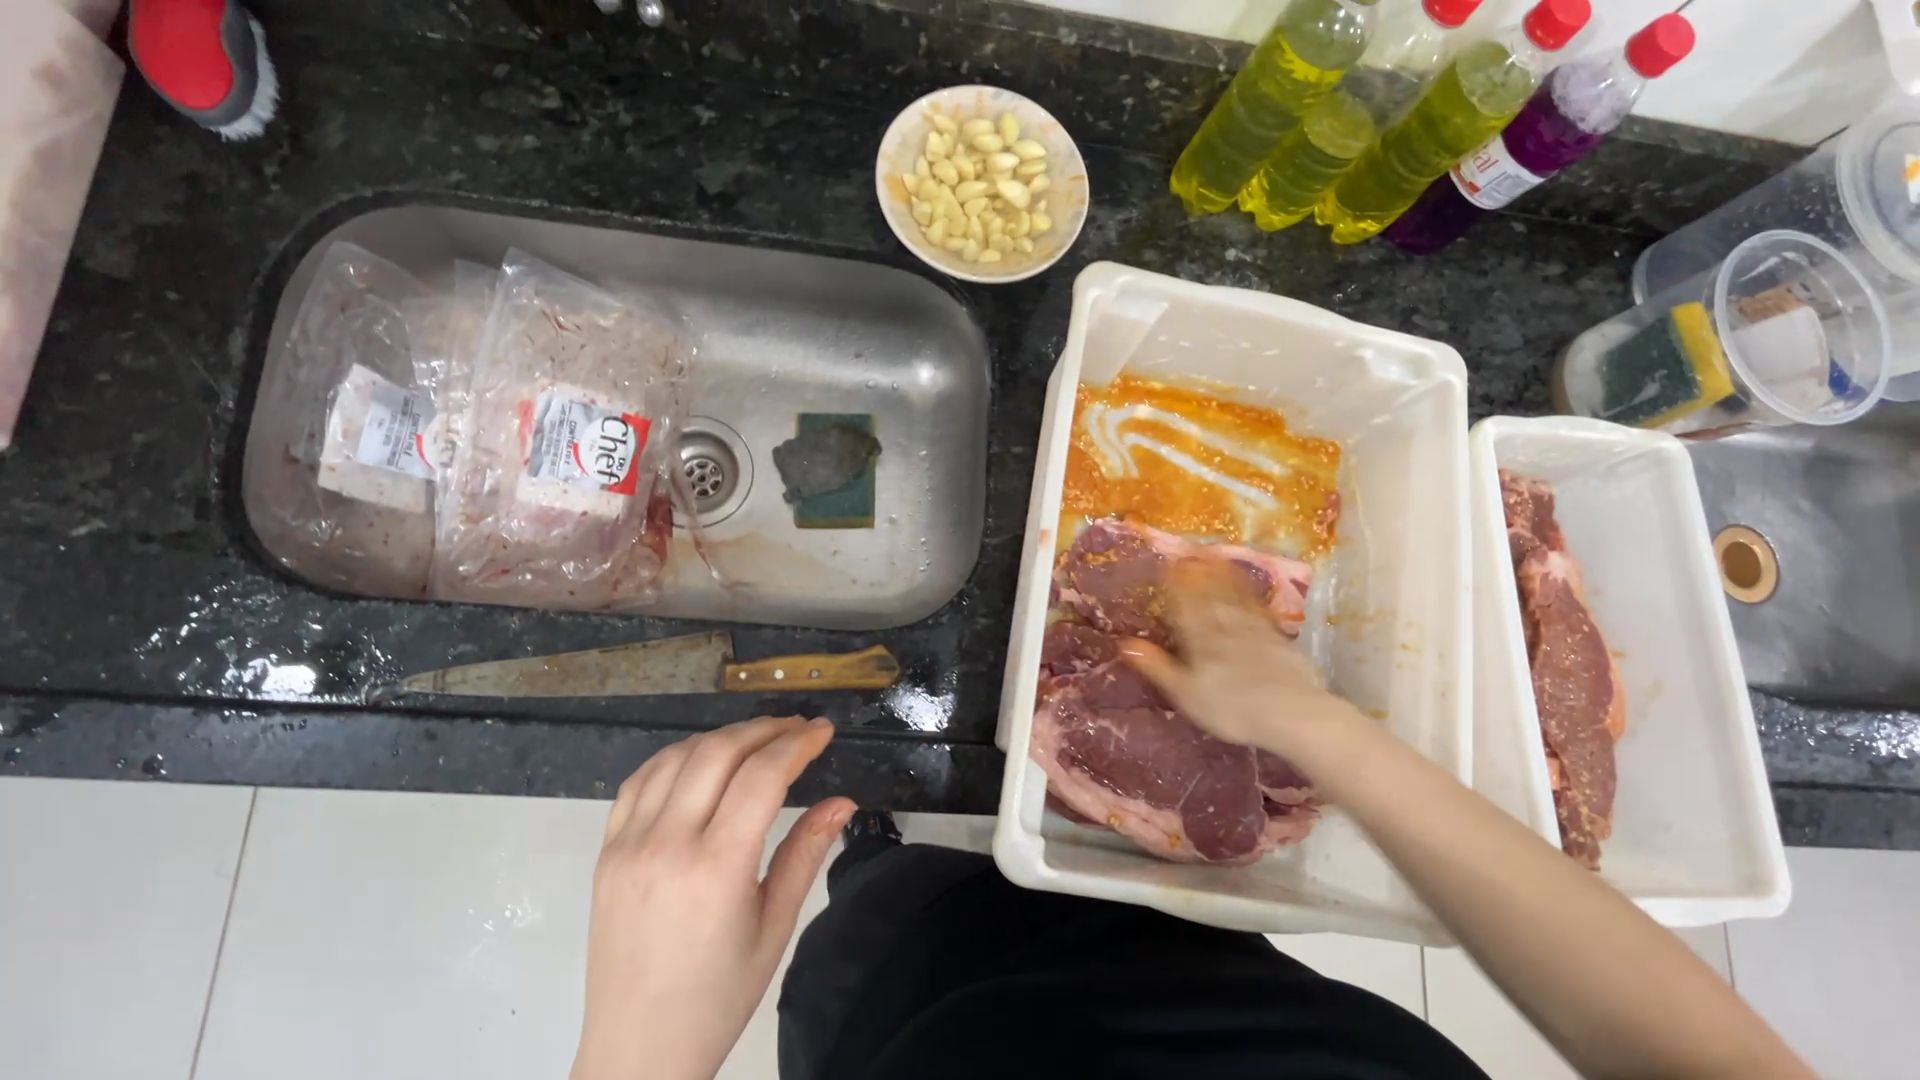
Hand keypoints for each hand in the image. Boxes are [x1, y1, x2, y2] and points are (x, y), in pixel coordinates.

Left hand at [571, 716, 856, 1079]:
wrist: (637, 1049)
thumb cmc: (718, 996)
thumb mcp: (774, 928)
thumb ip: (805, 854)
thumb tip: (843, 802)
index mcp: (717, 868)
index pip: (762, 776)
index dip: (798, 743)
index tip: (823, 731)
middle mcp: (667, 844)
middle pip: (719, 752)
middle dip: (765, 730)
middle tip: (798, 729)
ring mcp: (628, 844)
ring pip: (677, 757)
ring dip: (723, 737)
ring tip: (758, 739)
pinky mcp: (607, 851)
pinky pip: (639, 781)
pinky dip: (677, 757)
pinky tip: (702, 759)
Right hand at [1121, 560, 1369, 770]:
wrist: (1290, 713)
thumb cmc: (1230, 708)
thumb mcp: (1184, 692)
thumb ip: (1157, 666)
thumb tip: (1125, 642)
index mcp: (1200, 640)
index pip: (1186, 606)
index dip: (1178, 585)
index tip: (1171, 564)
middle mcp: (1226, 628)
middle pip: (1211, 597)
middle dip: (1200, 575)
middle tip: (1194, 553)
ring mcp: (1255, 631)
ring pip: (1235, 598)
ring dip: (1225, 577)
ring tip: (1218, 559)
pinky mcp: (1279, 640)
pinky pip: (1260, 611)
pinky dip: (1252, 596)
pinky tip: (1251, 591)